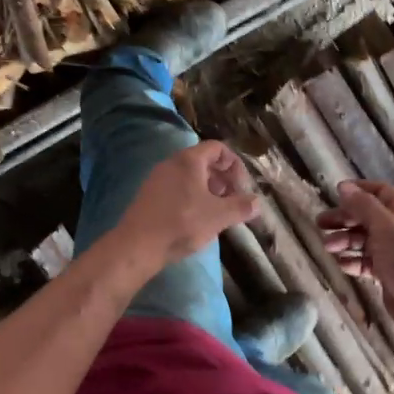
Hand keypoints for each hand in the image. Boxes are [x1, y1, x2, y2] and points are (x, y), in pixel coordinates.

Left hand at [113, 141, 260, 270]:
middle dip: (222, 178)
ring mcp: (157, 179)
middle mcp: (171, 163)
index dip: (234, 164)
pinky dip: (191, 197)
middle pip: (204, 160)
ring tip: (216, 212)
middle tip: (231, 200)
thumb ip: (241, 207)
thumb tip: (257, 203)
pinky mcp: (149, 196)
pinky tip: (195, 220)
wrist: (137, 246)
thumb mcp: (218, 216)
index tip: (241, 187)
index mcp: (189, 160)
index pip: (217, 148)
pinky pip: (176, 187)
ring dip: (208, 189)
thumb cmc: (182, 224)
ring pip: (189, 176)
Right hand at [318, 180, 393, 327]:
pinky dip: (354, 261)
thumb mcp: (383, 224)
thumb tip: (344, 186)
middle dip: (345, 218)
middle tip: (320, 223)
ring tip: (327, 246)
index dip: (359, 190)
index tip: (336, 193)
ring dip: (346, 240)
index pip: (381, 192)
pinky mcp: (389, 274)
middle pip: (368, 217)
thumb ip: (362, 204)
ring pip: (365, 241)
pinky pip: (367, 263)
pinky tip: (341, 264)